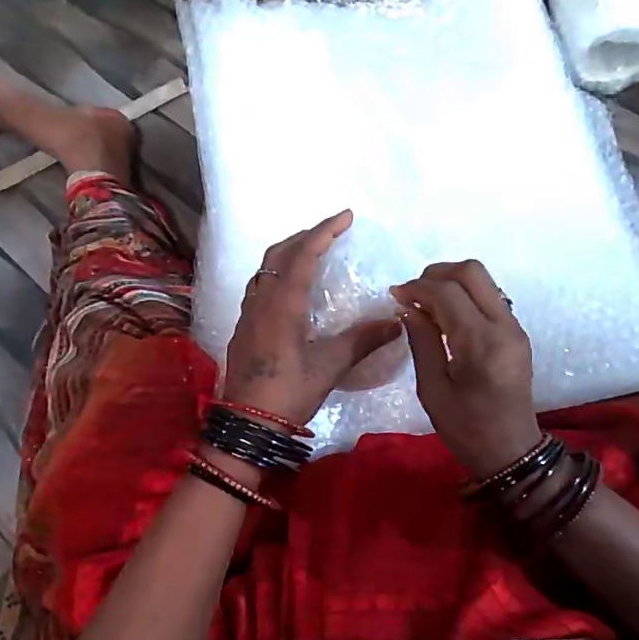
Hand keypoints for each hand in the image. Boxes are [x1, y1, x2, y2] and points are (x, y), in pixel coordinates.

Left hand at [221, 210, 402, 425]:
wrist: (248, 422)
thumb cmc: (289, 393)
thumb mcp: (329, 367)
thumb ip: (362, 340)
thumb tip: (395, 322)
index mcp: (282, 304)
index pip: (303, 254)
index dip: (325, 231)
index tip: (346, 216)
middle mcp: (261, 301)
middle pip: (278, 254)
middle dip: (304, 236)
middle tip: (330, 232)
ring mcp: (247, 315)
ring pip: (264, 270)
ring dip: (287, 254)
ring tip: (310, 254)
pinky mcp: (242, 329)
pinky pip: (258, 287)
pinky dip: (276, 275)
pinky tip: (289, 290)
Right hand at [393, 261, 541, 478]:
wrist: (511, 451)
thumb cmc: (466, 429)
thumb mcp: (432, 390)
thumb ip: (422, 343)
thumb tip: (409, 309)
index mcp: (482, 344)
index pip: (448, 293)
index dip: (417, 288)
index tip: (395, 296)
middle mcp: (504, 326)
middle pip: (472, 272)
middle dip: (436, 274)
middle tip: (411, 294)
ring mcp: (514, 327)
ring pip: (483, 281)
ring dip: (451, 282)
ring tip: (425, 303)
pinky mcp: (516, 333)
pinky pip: (489, 297)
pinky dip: (464, 296)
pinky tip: (444, 316)